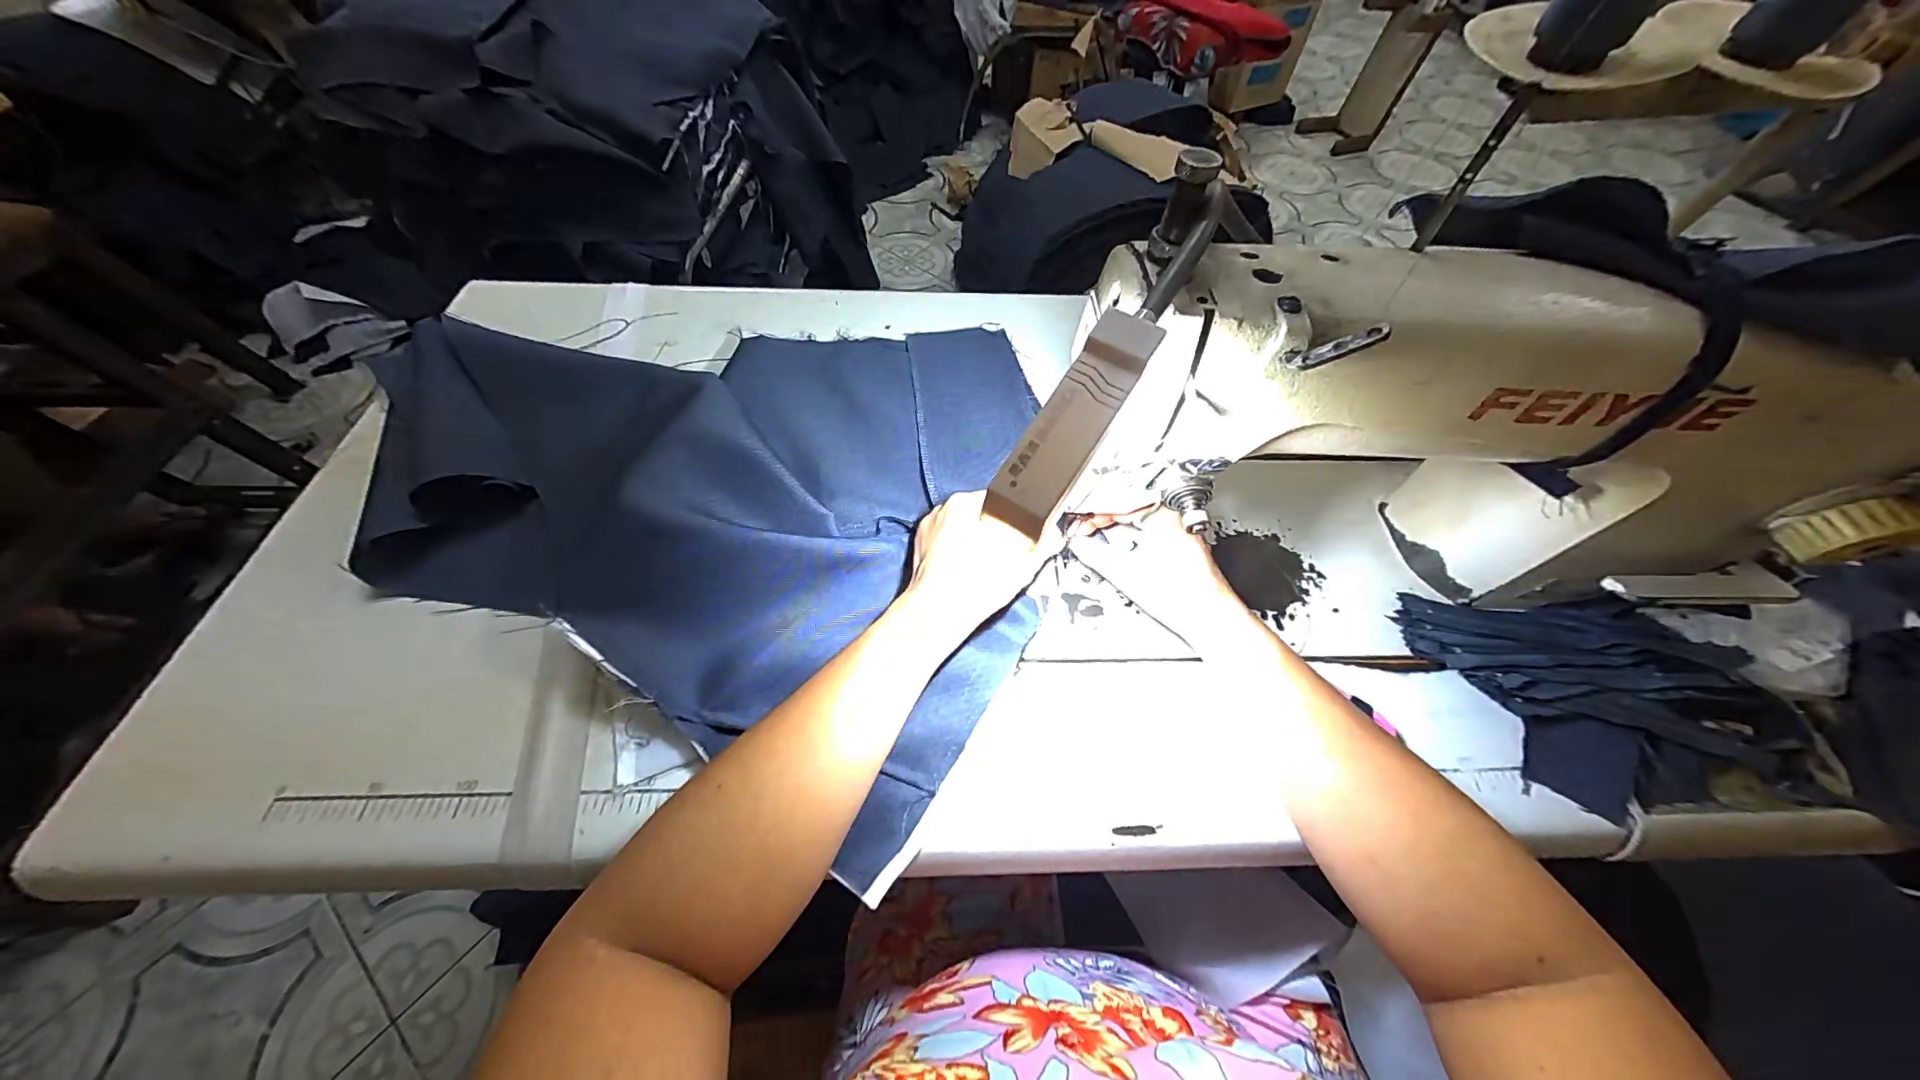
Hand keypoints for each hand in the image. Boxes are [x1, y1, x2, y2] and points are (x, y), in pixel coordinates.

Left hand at [901, 490, 1065, 628]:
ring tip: (984, 568)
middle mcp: (942, 510)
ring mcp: (927, 529)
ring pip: (960, 530)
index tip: (1020, 535)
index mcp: (965, 502)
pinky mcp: (919, 549)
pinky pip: (944, 545)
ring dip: (973, 544)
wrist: (940, 613)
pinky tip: (966, 573)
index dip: (1015, 520)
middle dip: (993, 532)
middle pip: (979, 515)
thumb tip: (1053, 534)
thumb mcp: (1025, 562)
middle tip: (1004, 556)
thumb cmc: (975, 586)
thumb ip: (1045, 541)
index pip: (1000, 501)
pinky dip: (954, 555)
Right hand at [1069, 508, 1252, 648]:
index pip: (1117, 502)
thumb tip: (1079, 543)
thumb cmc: (1183, 598)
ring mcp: (1180, 528)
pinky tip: (1114, 543)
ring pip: (1136, 515)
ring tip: (1091, 536)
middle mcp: (1175, 515)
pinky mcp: (1181, 542)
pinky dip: (1128, 533)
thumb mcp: (1124, 573)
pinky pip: (1148, 527)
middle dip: (1098, 518)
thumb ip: (1094, 553)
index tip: (1075, 525)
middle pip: (1126, 505)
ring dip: (1112, 524)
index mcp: (1163, 514)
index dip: (1090, 514)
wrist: (1210, 620)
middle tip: (1078, 531)